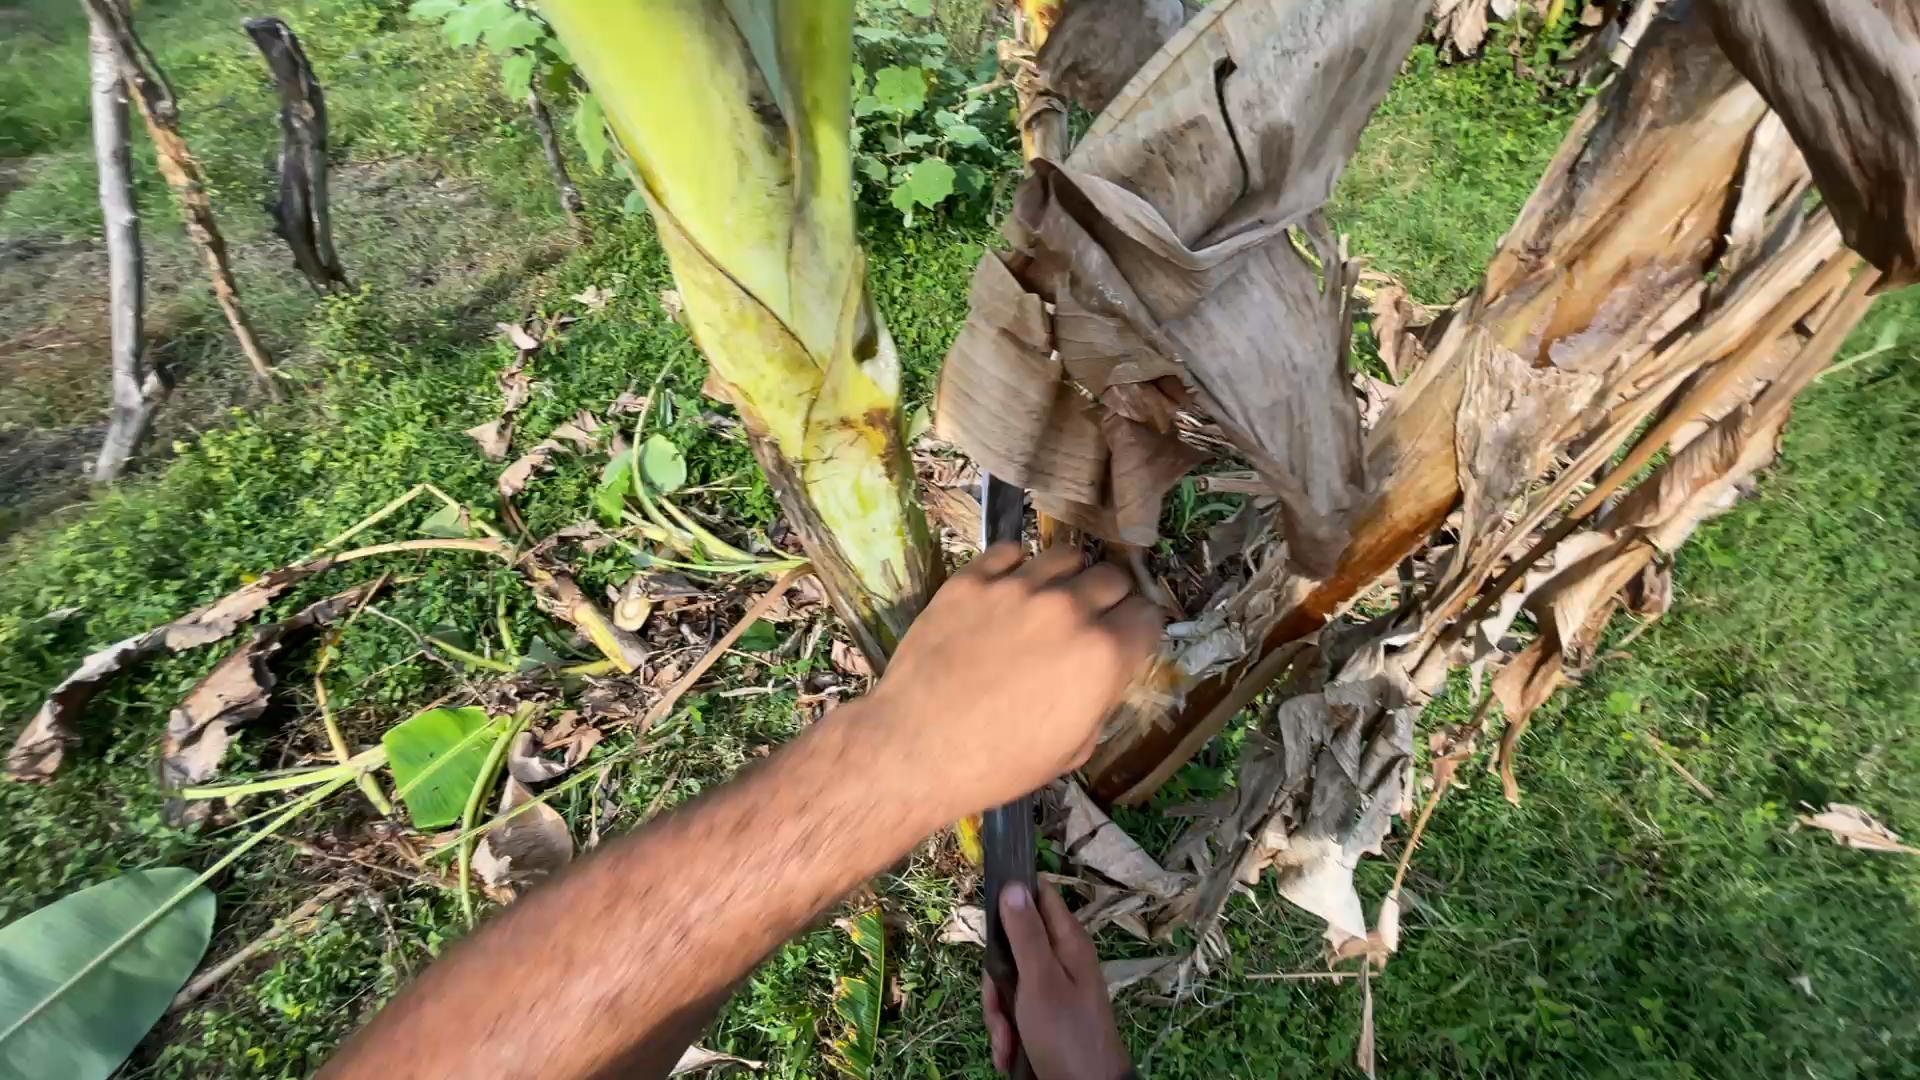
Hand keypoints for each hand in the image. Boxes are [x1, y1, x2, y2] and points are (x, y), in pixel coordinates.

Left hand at [861, 543, 1163, 823]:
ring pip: (1065, 555)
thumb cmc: (999, 763)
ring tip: (1052, 598)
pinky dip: (1017, 567)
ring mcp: (1016, 588)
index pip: (1148, 615)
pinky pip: (1009, 552)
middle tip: (1091, 618)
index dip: (1140, 629)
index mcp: (1101, 654)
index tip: (1127, 637)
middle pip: (1112, 577)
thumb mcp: (1073, 748)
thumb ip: (1101, 697)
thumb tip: (1104, 670)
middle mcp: (1067, 609)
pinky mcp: (971, 579)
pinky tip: (1008, 590)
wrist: (916, 748)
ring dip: (1068, 576)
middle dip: (1110, 598)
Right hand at [983, 882, 1130, 1079]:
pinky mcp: (1046, 1015)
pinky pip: (1016, 1008)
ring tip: (1005, 1040)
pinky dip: (1008, 1030)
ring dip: (999, 1011)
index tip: (989, 919)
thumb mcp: (1040, 980)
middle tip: (998, 1003)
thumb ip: (1025, 932)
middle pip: (1014, 942)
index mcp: (1067, 939)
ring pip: (1010, 979)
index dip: (1012, 898)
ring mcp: (1054, 987)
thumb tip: (1013, 883)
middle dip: (997, 977)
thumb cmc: (1066, 1034)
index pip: (1038, 894)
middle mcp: (1061, 957)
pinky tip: (1008, 1052)